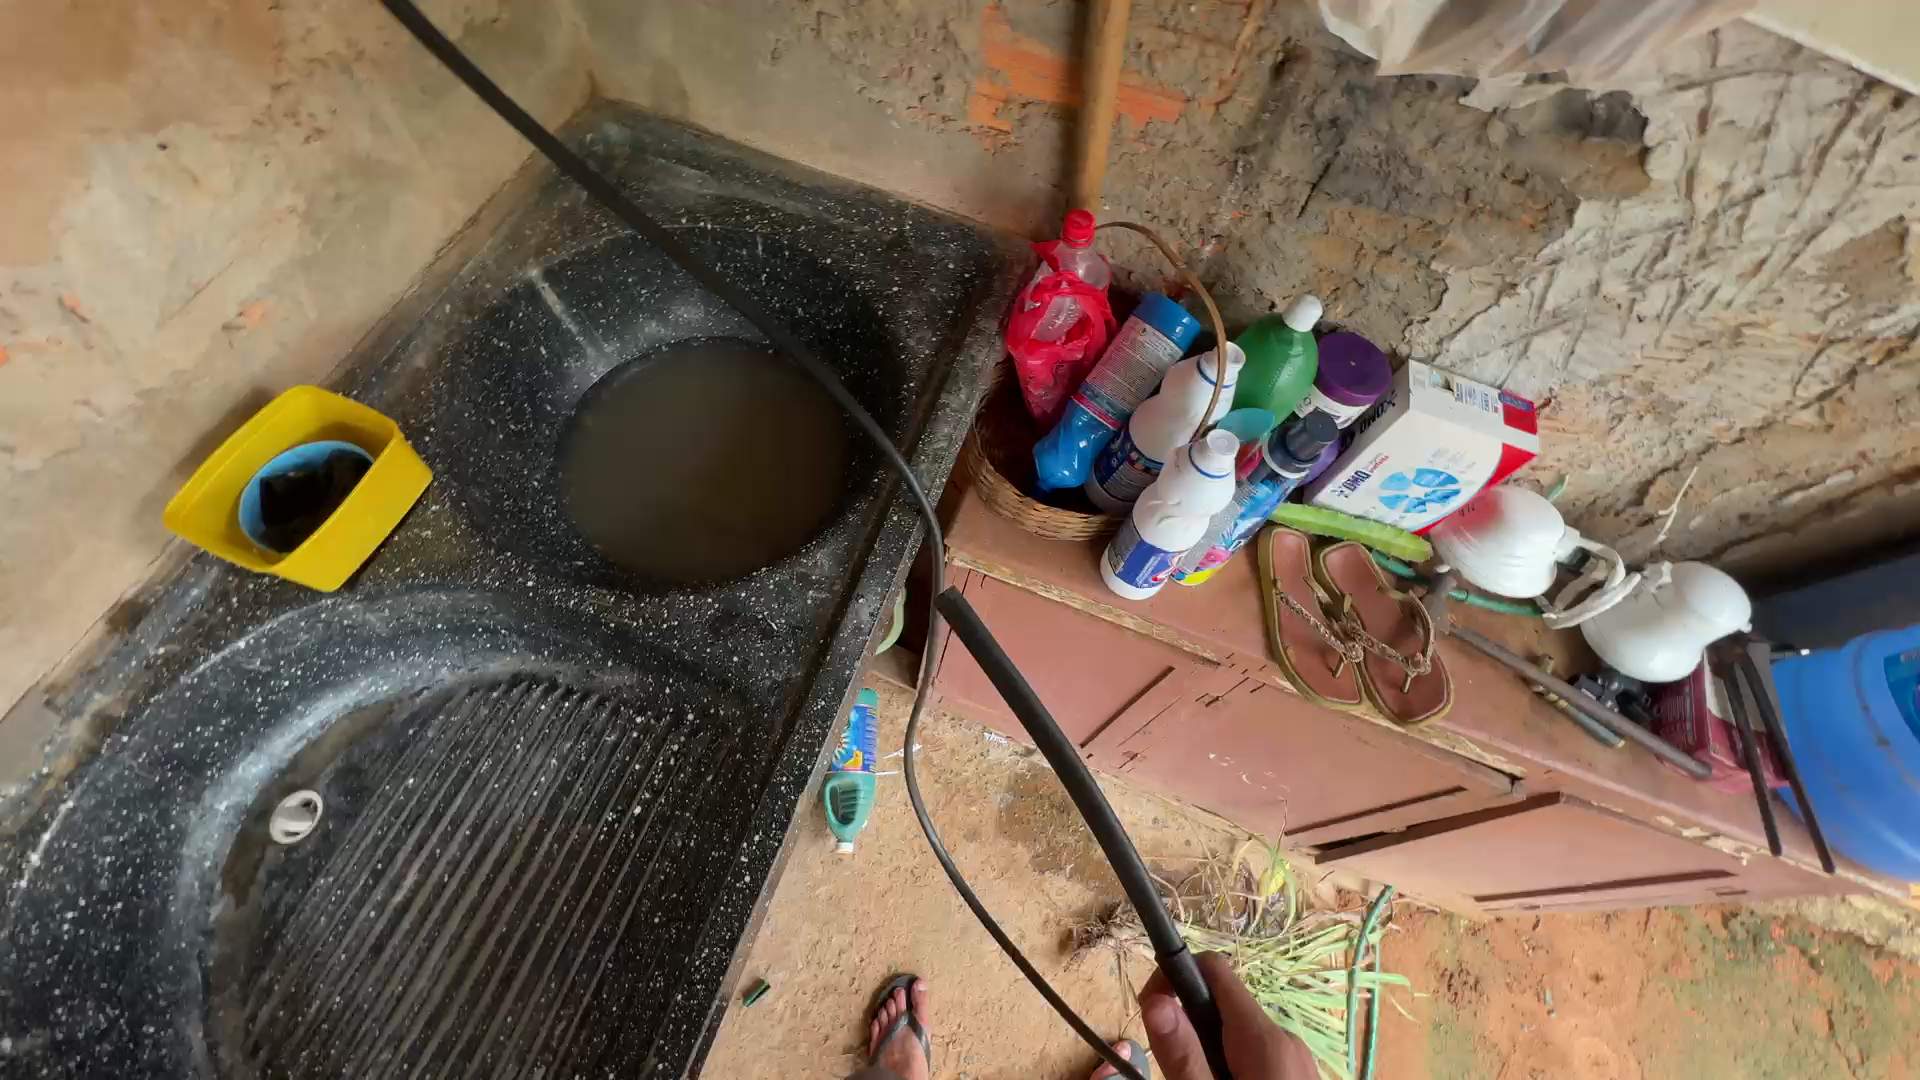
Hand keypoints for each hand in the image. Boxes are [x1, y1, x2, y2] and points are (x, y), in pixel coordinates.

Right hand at [1137, 952, 1318, 1079]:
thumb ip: (1185, 1055)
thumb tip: (1154, 999)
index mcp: (1266, 1036)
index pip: (1212, 967)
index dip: (1173, 976)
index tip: (1149, 1007)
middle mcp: (1286, 1037)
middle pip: (1220, 1004)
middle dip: (1189, 1026)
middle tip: (1173, 1069)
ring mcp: (1299, 1061)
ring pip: (1236, 1033)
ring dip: (1210, 1050)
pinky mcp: (1301, 1078)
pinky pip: (1256, 1056)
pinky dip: (1233, 1067)